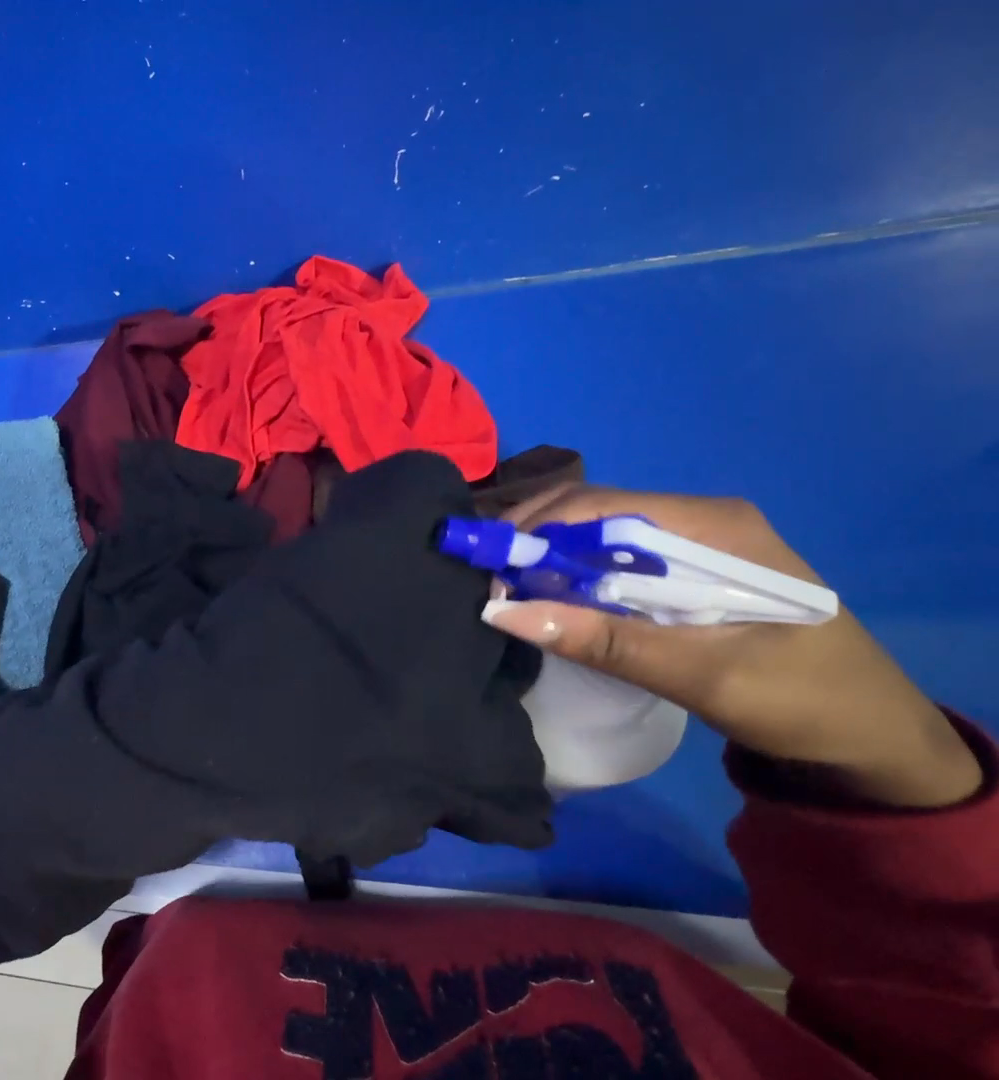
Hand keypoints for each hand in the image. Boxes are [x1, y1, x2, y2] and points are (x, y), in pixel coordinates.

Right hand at [481, 486, 982, 808]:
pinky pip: (610, 559)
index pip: (600, 505)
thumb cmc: (801, 700)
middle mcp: (700, 520)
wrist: (871, 739)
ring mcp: (693, 544)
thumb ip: (605, 641)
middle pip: (591, 512)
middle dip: (530, 539)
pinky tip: (542, 595)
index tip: (484, 567)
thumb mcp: (702, 675)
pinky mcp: (684, 570)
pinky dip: (569, 574)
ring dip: (545, 558)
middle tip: (481, 578)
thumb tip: (502, 611)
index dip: (533, 529)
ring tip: (499, 587)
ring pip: (595, 534)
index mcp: (717, 527)